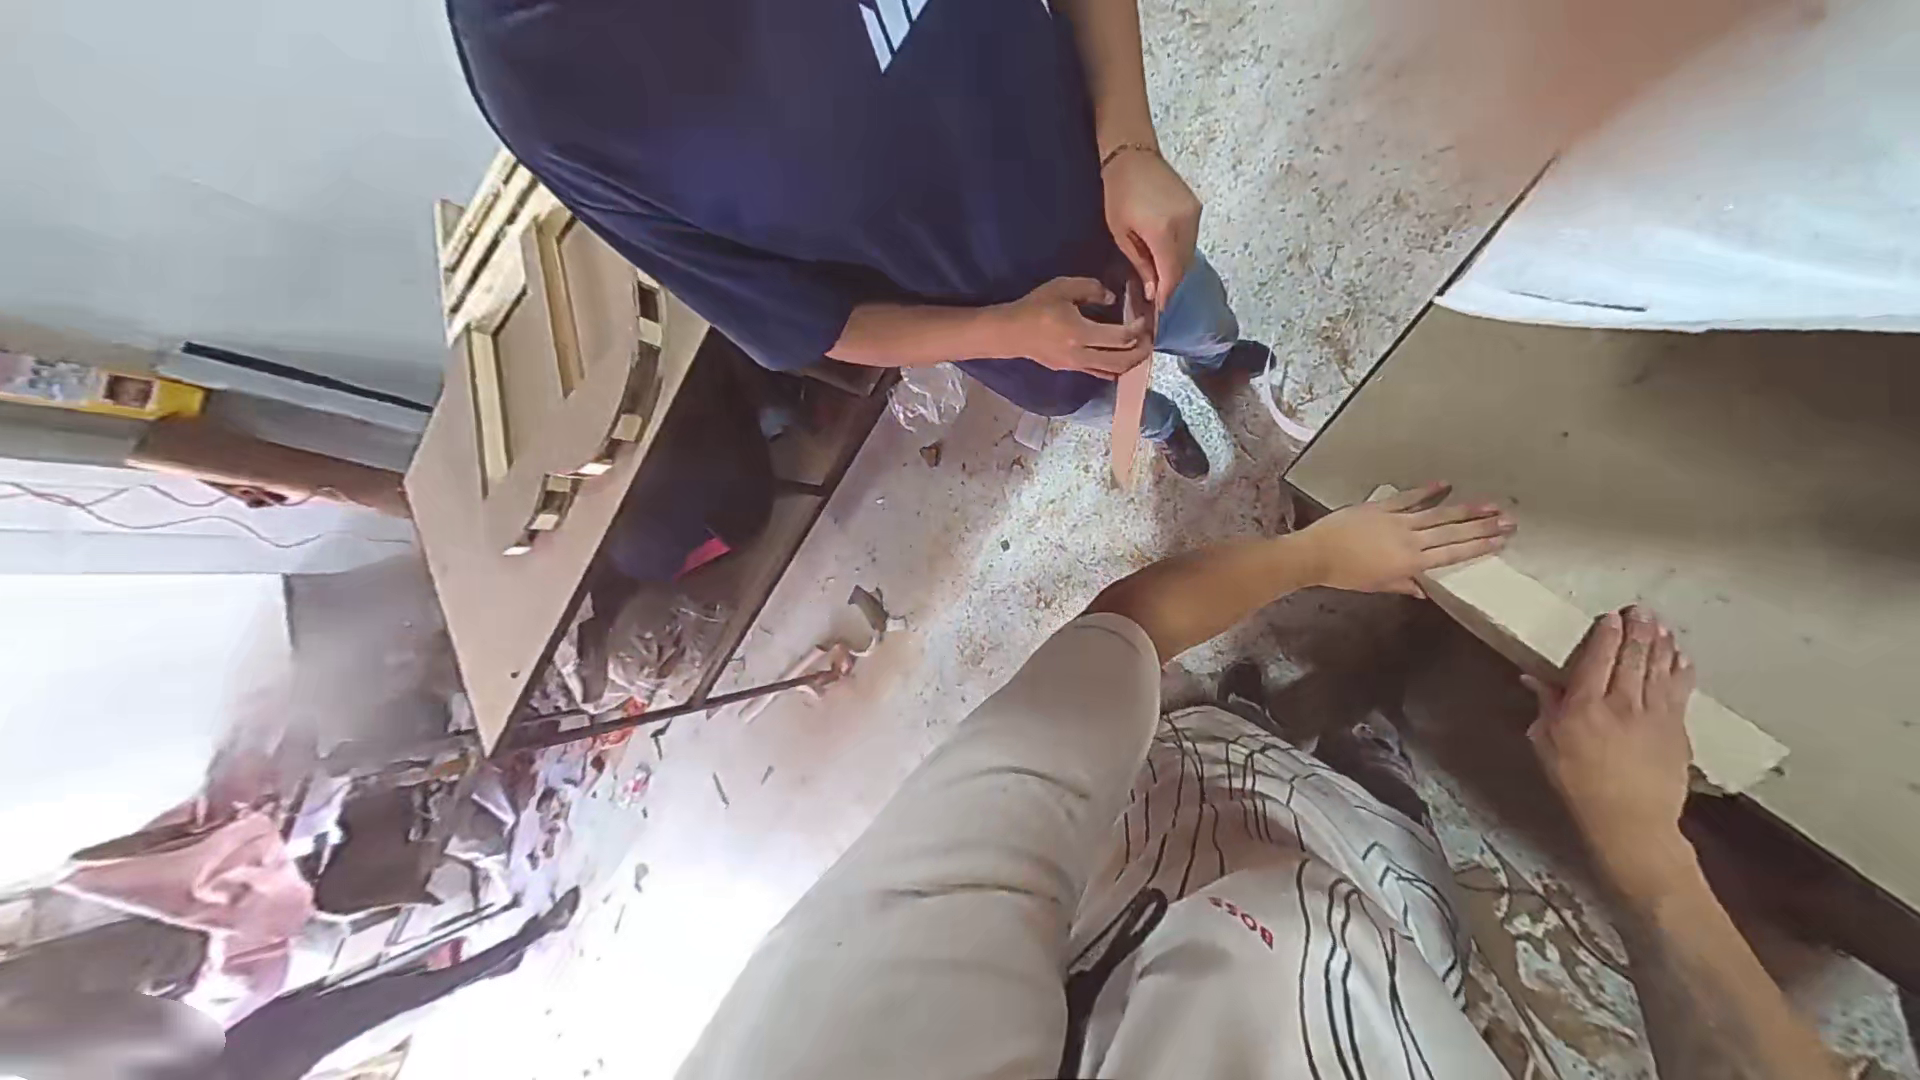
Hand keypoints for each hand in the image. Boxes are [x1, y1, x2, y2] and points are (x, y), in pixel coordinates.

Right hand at [993, 276, 1149, 378]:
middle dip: (1140, 352)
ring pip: (1111, 371)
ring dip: (1130, 363)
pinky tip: (1121, 360)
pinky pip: (1099, 373)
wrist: (1011, 333)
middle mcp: (1081, 354)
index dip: (1138, 330)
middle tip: (1150, 339)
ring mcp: (1076, 366)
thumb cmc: (1036, 307)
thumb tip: (1112, 299)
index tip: (1145, 319)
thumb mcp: (1063, 287)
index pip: (1120, 337)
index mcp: (1080, 333)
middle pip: (1121, 361)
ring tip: (1140, 350)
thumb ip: (1092, 289)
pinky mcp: (1071, 369)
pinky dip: (1114, 368)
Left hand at [1101, 147, 1201, 308]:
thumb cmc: (1119, 194)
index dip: (1166, 296)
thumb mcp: (1122, 235)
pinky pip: (1190, 241)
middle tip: (1157, 303)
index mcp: (1164, 232)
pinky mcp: (1196, 208)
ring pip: (1188, 256)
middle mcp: (1186, 224)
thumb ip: (1141, 264)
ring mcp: (1194, 214)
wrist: (1133, 154)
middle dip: (1170, 287)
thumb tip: (1153, 291)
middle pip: (1182, 268)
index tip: (1158, 313)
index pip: (1171, 275)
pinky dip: (1179, 256)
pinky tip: (1166, 262)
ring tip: (1160, 285)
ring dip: (1175, 272)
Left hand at [1295, 482, 1512, 594]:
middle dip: (1483, 526)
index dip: (1479, 546)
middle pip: (1453, 532)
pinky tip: (1444, 484)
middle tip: (1510, 520)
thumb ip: (1402, 585)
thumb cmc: (1343, 574)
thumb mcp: (1376, 585)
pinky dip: (1426, 491)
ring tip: (1490, 504)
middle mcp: (1410, 540)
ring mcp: (1395, 521)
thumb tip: (1424, 590)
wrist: (1315, 554)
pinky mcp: (1379, 508)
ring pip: (1437, 514)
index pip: (1453, 554)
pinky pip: (1407, 498)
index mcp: (1411, 562)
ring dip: (1465, 509)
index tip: (1502, 540)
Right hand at [1525, 607, 1700, 899]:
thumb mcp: (1545, 740)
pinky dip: (1680, 672)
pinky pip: (1679, 693)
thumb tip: (1535, 678)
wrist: (1628, 816)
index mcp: (1584, 707)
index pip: (1596, 661)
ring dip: (1660, 646)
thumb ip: (1546, 706)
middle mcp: (1622, 706)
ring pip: (1659, 672)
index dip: (1604, 637)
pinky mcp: (1677, 730)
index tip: (1609, 617)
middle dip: (1637, 633)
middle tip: (1641, 610)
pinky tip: (1681, 658)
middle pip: (1632, 661)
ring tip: (1661, 625)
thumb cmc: (1574, 778)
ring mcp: (1655, 718)